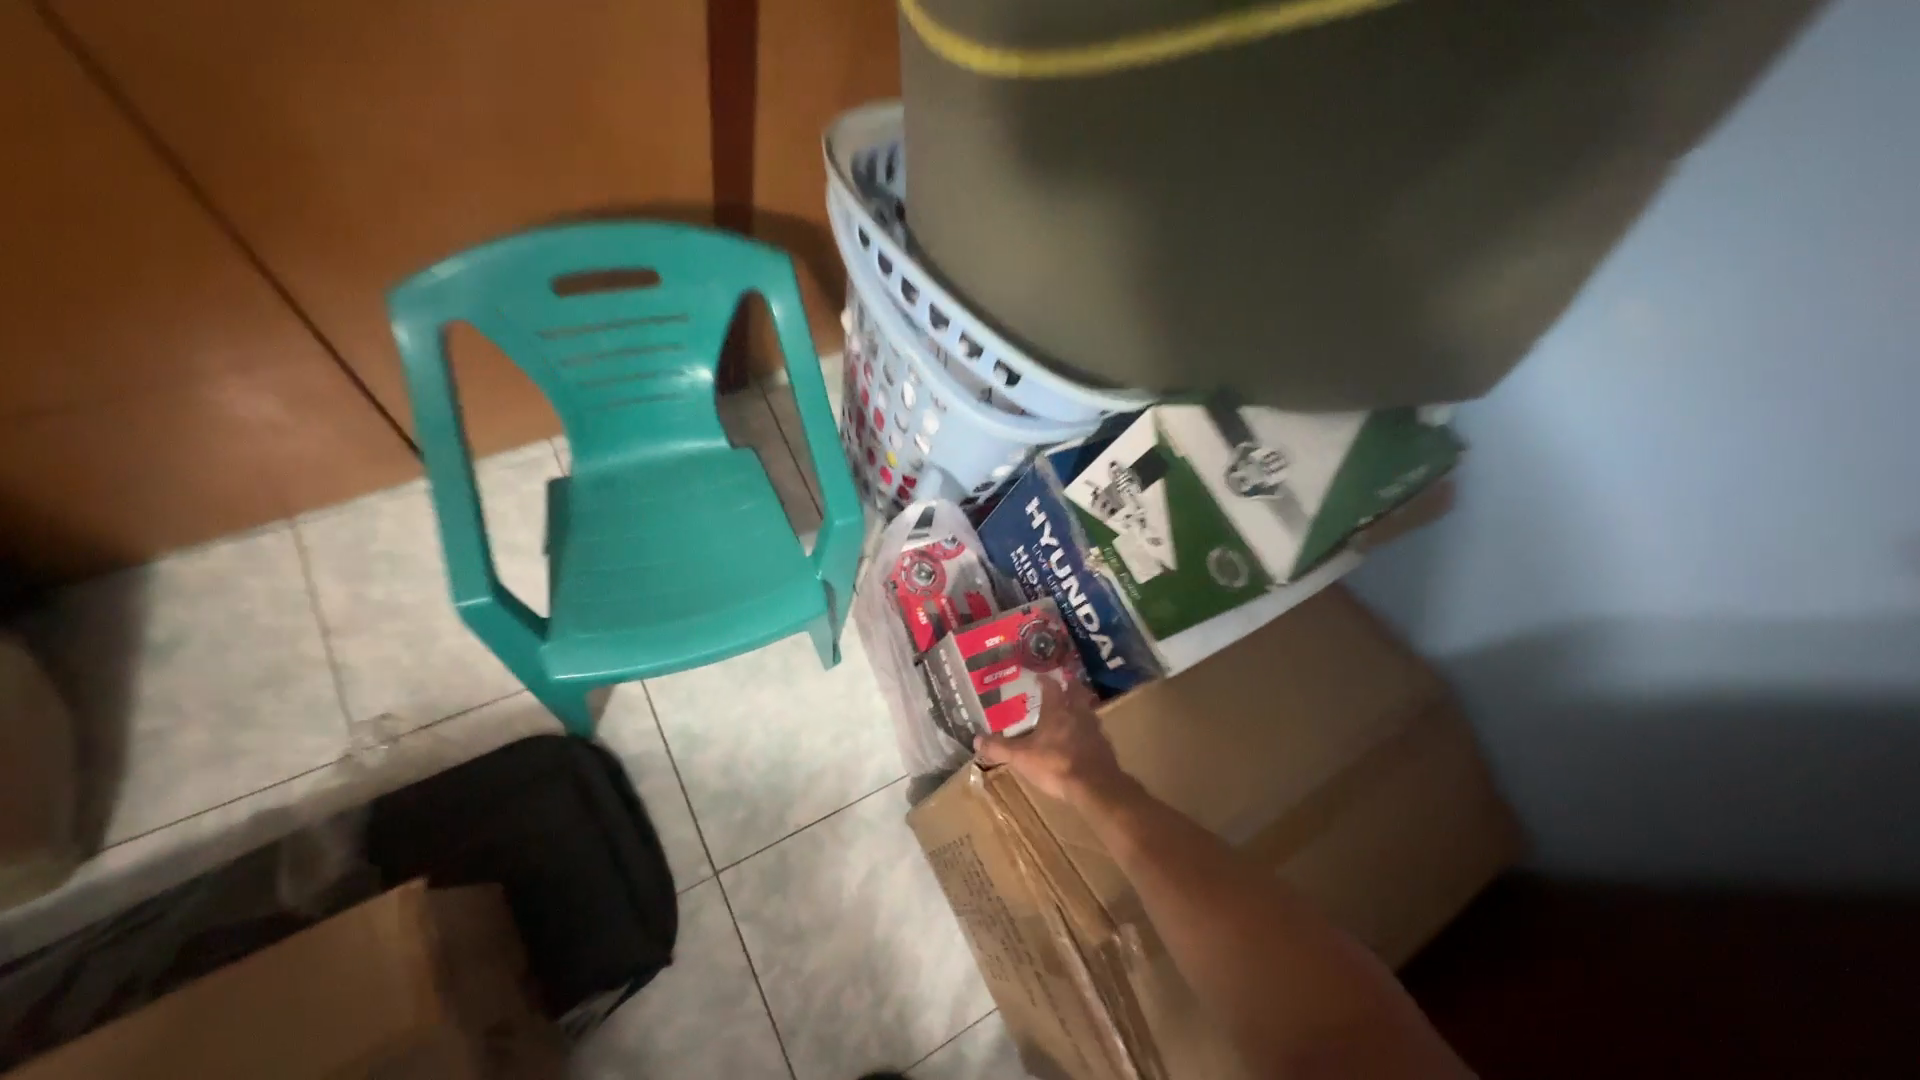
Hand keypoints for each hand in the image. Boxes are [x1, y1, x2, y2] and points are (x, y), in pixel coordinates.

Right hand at [974, 678, 1131, 805]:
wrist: (1095, 786)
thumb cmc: (1055, 765)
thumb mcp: (1021, 758)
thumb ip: (999, 748)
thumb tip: (976, 740)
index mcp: (1057, 711)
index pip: (1052, 686)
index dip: (1045, 680)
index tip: (1040, 676)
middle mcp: (1078, 714)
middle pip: (1077, 691)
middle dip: (1070, 686)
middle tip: (1064, 684)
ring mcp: (1094, 729)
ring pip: (1088, 710)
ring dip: (1081, 707)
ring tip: (1073, 711)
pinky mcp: (1105, 746)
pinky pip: (1096, 731)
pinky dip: (1088, 730)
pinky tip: (1083, 740)